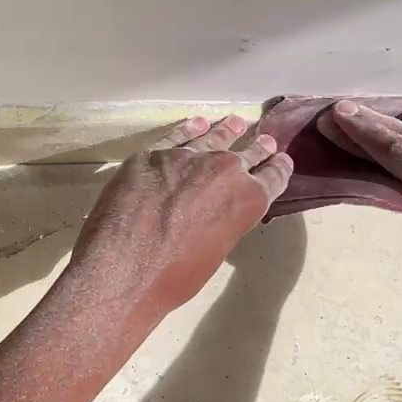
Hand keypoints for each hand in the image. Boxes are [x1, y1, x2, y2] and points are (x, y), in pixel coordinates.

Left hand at [63, 116, 292, 321]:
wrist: (122, 269)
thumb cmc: (172, 278)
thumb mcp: (214, 252)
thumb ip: (222, 223)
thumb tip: (213, 213)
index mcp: (247, 199)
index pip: (272, 177)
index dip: (277, 168)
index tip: (279, 161)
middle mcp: (224, 170)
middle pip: (245, 153)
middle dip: (255, 148)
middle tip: (263, 141)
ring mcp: (186, 157)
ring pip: (212, 137)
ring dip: (225, 131)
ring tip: (234, 123)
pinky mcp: (150, 155)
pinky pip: (175, 136)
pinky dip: (188, 129)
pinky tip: (195, 125)